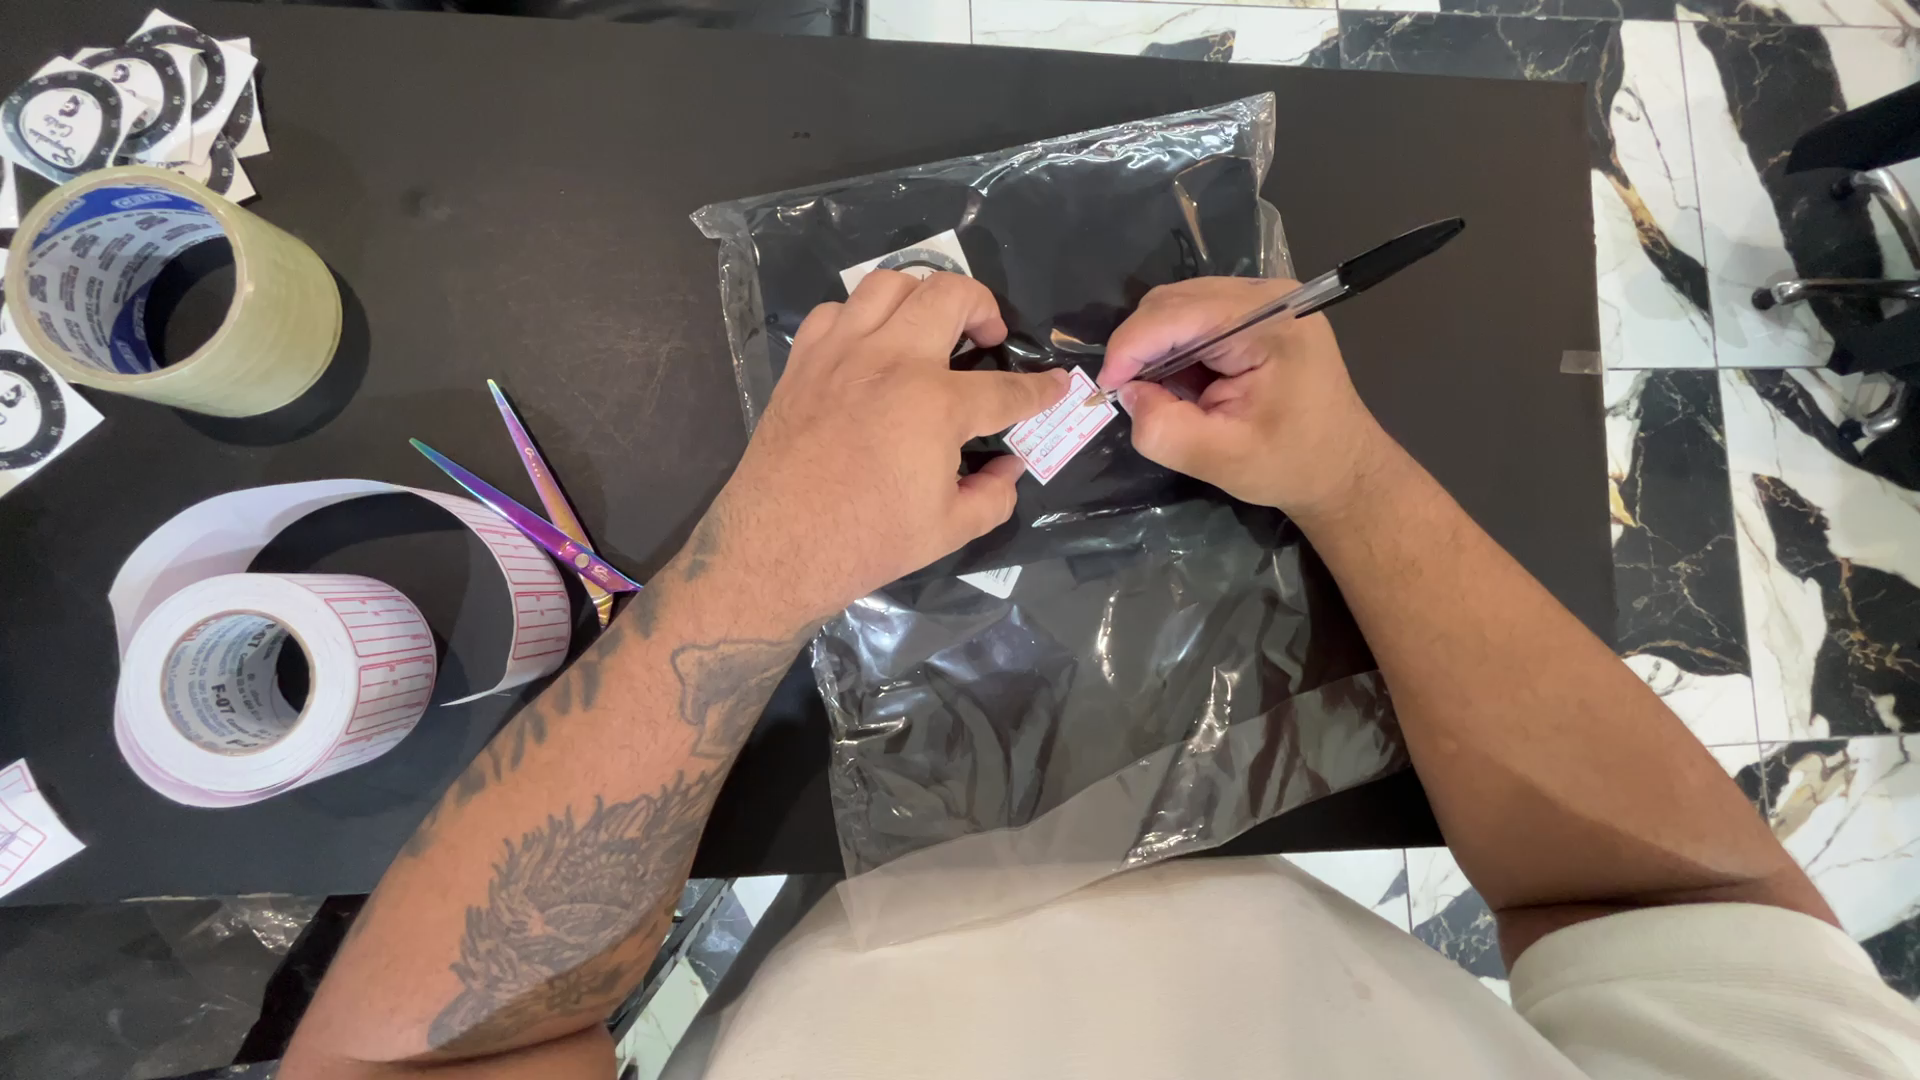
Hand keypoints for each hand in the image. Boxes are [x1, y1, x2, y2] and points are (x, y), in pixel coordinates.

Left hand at [708, 270, 1067, 621]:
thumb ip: (994, 494)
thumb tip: (1010, 468)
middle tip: (988, 336)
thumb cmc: (868, 542)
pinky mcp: (804, 361)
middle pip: (950, 294)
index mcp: (935, 404)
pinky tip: (871, 347)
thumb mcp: (950, 529)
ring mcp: (842, 353)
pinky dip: (863, 317)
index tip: (1055, 385)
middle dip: (984, 306)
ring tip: (931, 327)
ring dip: (922, 296)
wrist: (778, 547)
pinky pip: (836, 310)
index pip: (1006, 389)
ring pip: (889, 283)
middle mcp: (891, 360)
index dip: (1040, 389)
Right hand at [1097, 277, 1395, 519]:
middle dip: (1139, 348)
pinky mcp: (1254, 316)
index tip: (1105, 390)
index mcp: (1267, 323)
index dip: (1128, 348)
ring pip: (1175, 307)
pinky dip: (1170, 349)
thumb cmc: (1289, 465)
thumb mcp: (1220, 460)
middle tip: (1130, 396)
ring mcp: (1262, 302)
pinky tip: (1180, 384)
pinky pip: (1190, 319)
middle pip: (1171, 302)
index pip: (1174, 313)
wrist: (1340, 468)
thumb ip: (1164, 429)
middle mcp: (1266, 297)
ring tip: (1160, 394)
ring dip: (1153, 349)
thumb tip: (1127, 394)